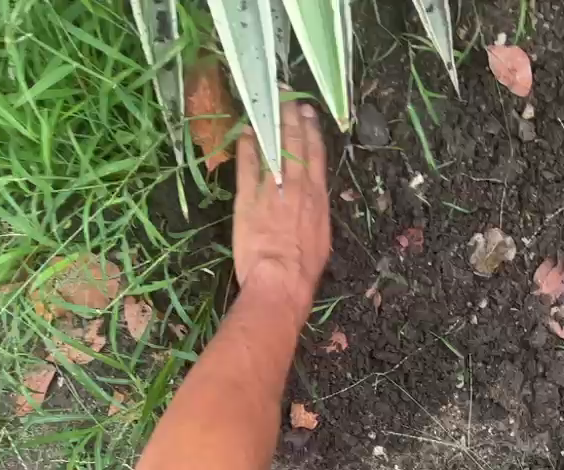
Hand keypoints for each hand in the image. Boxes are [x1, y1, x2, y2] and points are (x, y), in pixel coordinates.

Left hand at [233, 99, 330, 307]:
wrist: (281, 280)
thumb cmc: (303, 270)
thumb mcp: (321, 240)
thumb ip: (316, 215)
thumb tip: (312, 205)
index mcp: (317, 198)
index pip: (316, 155)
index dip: (311, 130)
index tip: (308, 112)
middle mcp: (297, 187)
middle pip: (295, 143)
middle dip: (290, 116)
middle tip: (286, 96)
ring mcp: (272, 191)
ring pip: (272, 148)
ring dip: (270, 124)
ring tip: (268, 104)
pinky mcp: (247, 199)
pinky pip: (246, 166)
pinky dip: (245, 147)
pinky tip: (243, 132)